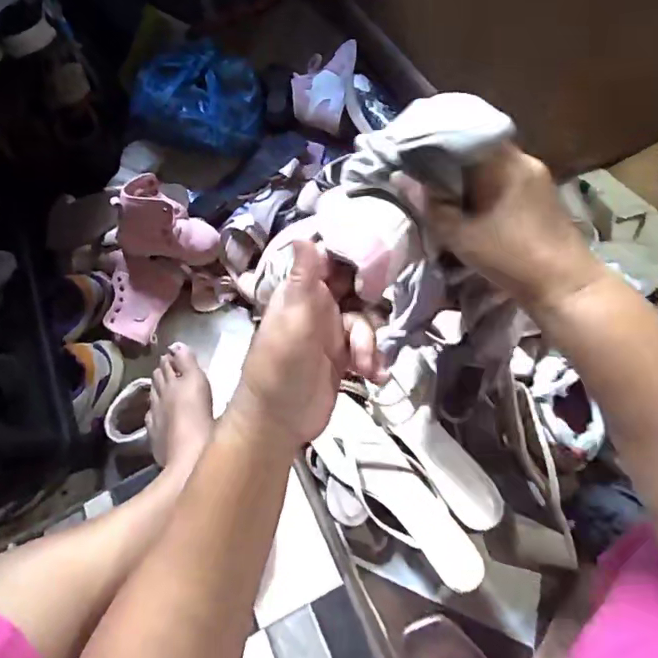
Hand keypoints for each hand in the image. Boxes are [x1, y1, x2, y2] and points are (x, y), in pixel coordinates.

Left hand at [231, 240, 354, 449]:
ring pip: (365, 321)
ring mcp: (331, 332)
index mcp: (302, 290)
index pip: (332, 261)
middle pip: (357, 291)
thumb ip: (302, 277)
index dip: (355, 260)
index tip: (379, 265)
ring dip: (370, 342)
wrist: (278, 422)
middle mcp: (317, 305)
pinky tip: (373, 375)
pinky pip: (367, 347)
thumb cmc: (280, 364)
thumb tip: (303, 235)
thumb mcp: (293, 317)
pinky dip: (373, 359)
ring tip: (365, 364)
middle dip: (370, 308)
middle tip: (372, 324)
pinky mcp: (342, 357)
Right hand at [423, 143, 606, 309]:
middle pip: (477, 147)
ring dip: (469, 172)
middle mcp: (522, 159)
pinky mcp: (544, 192)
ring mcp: (537, 174)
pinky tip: (472, 200)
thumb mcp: (459, 235)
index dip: (433, 139)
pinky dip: (486, 182)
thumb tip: (401, 177)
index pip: (461, 133)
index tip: (411, 149)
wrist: (567, 286)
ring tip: (442, 185)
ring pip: (493, 162)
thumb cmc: (510, 258)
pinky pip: (507, 175)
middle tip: (421, 169)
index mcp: (501, 161)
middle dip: (449, 157)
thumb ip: (429, 204)